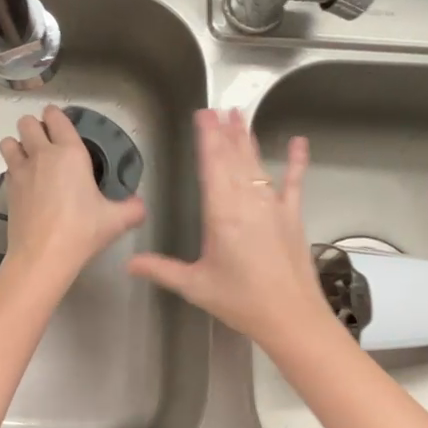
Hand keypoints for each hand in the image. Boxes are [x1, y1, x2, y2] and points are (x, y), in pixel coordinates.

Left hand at [0, 106, 146, 279]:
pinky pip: (7, 167)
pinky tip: (26, 183)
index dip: (56, 115)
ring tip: (30, 158)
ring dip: (17, 144)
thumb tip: (140, 206)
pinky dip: (14, 169)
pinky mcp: (8, 189)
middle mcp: (41, 155)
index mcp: (69, 153)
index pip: (57, 118)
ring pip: (9, 141)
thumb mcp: (116, 221)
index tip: (60, 122)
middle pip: (26, 123)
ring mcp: (20, 171)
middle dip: (34, 126)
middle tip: (47, 142)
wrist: (42, 256)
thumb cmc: (81, 231)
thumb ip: (132, 209)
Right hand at [128, 109, 336, 346]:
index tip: (203, 115)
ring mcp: (273, 207)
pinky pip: (294, 184)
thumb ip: (161, 270)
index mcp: (222, 213)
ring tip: (240, 117)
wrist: (291, 318)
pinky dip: (297, 163)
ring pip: (257, 165)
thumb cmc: (241, 301)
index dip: (207, 138)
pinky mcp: (292, 217)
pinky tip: (299, 143)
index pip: (212, 166)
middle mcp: (248, 202)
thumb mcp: (195, 285)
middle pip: (234, 159)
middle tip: (218, 109)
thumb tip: (128, 263)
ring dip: (248, 140)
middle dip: (224, 132)